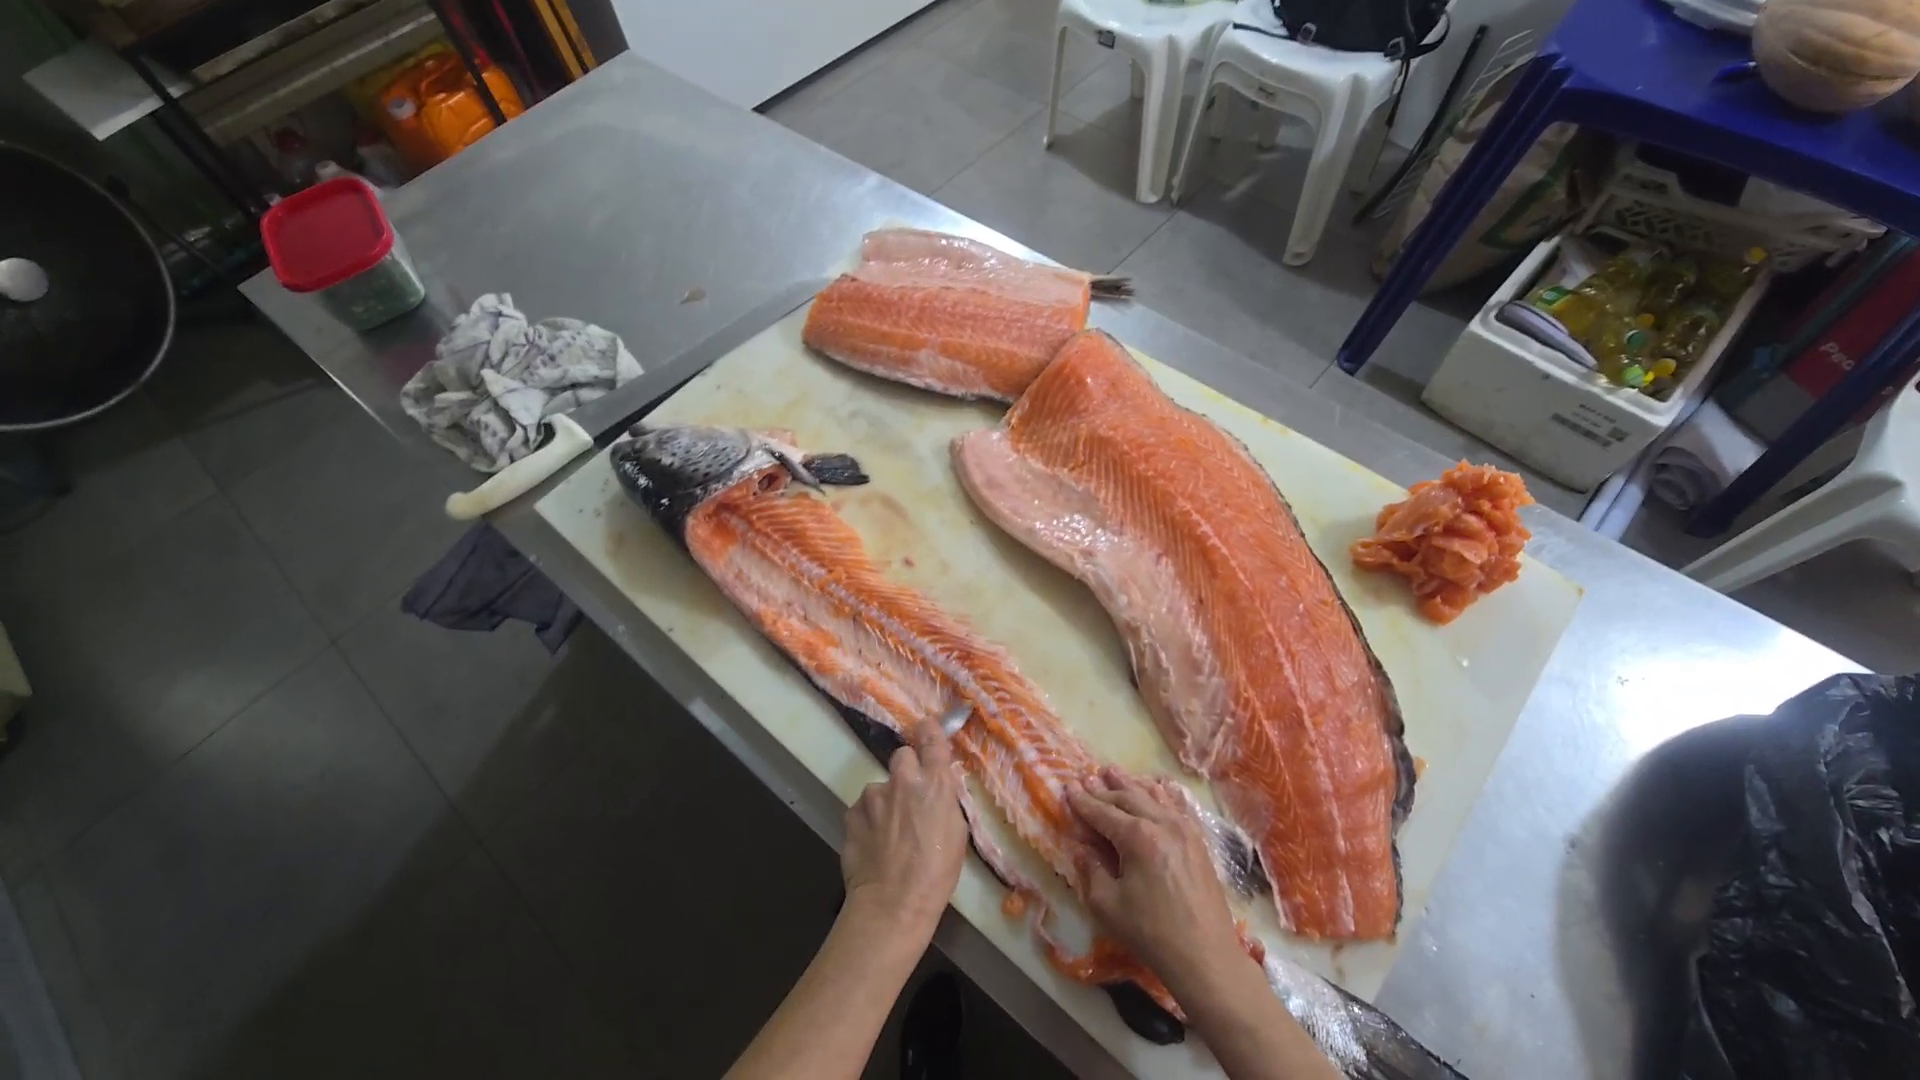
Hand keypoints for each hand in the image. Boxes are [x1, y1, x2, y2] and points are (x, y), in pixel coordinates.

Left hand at [841, 719, 968, 933]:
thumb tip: (937, 791)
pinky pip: (863, 809)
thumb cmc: (936, 873)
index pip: (932, 739)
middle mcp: (902, 781)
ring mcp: (872, 796)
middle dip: (907, 769)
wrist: (892, 903)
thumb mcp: (958, 834)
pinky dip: (869, 820)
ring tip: (890, 833)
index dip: (930, 731)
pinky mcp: (851, 813)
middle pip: (902, 755)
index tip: (927, 728)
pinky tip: (874, 843)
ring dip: (886, 801)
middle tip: (910, 795)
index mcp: (934, 784)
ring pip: (880, 787)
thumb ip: (945, 802)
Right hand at [1067, 768, 1246, 993]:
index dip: (1083, 802)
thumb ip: (1092, 870)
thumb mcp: (1108, 905)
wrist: (1204, 956)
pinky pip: (1177, 807)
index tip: (1068, 788)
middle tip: (1088, 778)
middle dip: (1105, 789)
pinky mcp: (1199, 842)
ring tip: (1114, 773)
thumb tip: (1082, 848)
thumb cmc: (1151, 932)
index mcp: (1138, 838)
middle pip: (1128, 799)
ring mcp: (1185, 831)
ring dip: (1132, 785)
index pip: (1103, 813)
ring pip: (1154, 797)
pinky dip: (1162, 795)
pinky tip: (1158, 788)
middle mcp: (1163, 824)